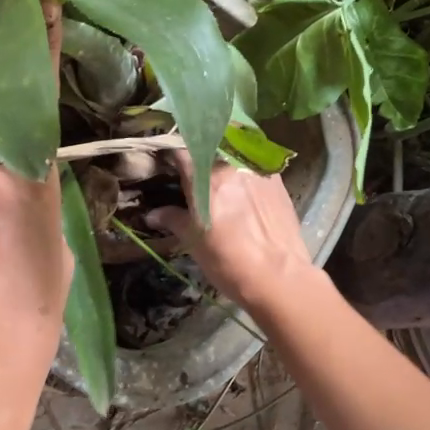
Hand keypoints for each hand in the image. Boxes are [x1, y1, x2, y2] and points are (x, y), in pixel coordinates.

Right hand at [149, 160, 320, 317]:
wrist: (278, 277)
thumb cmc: (227, 260)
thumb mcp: (193, 241)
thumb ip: (172, 219)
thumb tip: (151, 214)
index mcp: (203, 177)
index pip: (181, 154)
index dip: (173, 159)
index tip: (170, 168)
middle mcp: (228, 164)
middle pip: (209, 152)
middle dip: (201, 162)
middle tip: (199, 180)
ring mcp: (255, 169)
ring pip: (234, 156)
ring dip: (225, 165)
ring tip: (225, 185)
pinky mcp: (277, 179)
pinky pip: (255, 167)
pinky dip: (247, 174)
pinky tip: (248, 192)